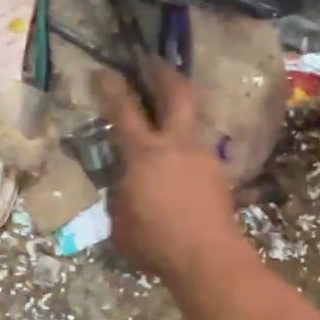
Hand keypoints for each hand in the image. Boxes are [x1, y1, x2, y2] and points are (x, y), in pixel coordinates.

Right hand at [95, 60, 247, 283]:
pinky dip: (189, 144)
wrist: (206, 257)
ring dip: (181, 107)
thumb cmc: (155, 243)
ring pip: (194, 118)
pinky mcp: (219, 176)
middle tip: (150, 62)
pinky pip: (200, 149)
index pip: (124, 110)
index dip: (110, 88)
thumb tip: (124, 190)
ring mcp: (203, 157)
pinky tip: (182, 157)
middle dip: (161, 73)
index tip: (101, 72)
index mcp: (145, 154)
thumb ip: (120, 198)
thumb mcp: (121, 224)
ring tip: (171, 107)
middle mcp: (177, 145)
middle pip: (176, 93)